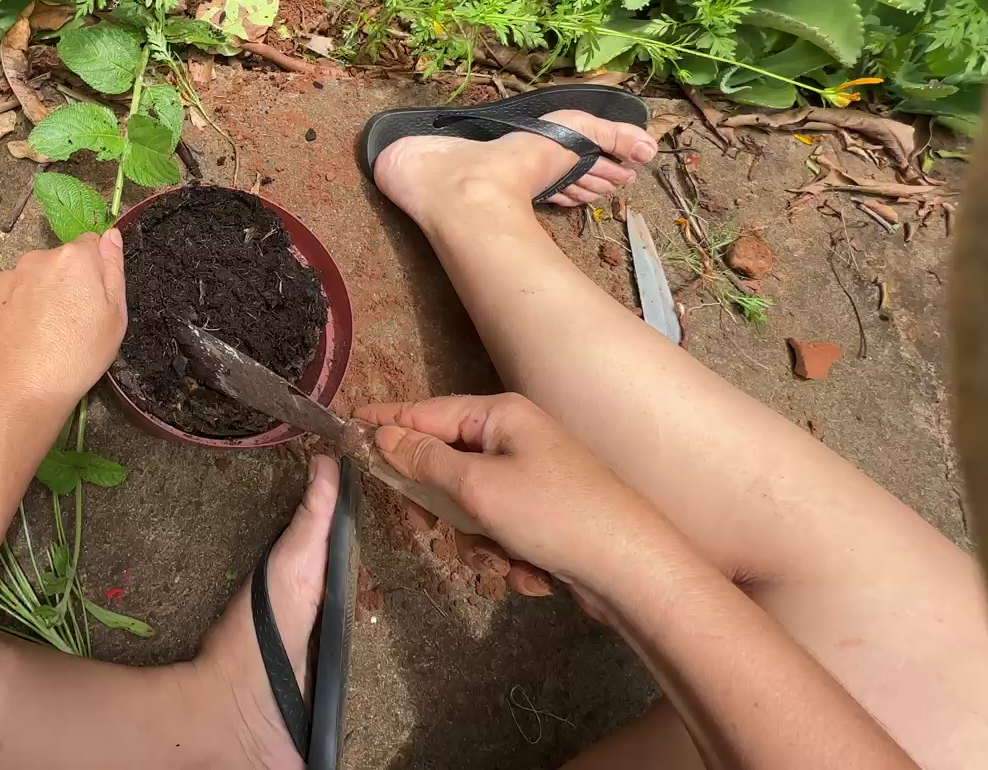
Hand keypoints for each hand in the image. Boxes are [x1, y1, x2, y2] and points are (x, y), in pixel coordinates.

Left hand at [0, 230, 127, 413]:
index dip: (96, 271)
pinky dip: (19, 309)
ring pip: (34, 278)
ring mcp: (9, 277)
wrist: (19, 390)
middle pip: (61, 262)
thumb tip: (111, 234)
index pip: (92, 245)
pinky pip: (12, 296)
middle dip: (67, 282)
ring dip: (41, 294)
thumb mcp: (115, 315)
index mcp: (75, 257)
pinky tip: (24, 337)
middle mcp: (38, 257)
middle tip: (72, 321)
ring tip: (45, 333)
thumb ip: (113, 268)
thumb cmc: (78, 355)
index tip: (95, 300)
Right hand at [355, 395, 697, 600]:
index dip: (386, 421)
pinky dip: (504, 552)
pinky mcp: (542, 513)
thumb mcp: (478, 487)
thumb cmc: (555, 515)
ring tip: (500, 559)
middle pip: (445, 461)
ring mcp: (530, 476)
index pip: (425, 412)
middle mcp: (513, 438)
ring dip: (476, 537)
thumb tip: (382, 435)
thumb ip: (423, 460)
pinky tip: (528, 572)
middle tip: (428, 527)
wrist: (638, 575)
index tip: (349, 424)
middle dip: (439, 502)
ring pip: (468, 502)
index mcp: (499, 416)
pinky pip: (497, 526)